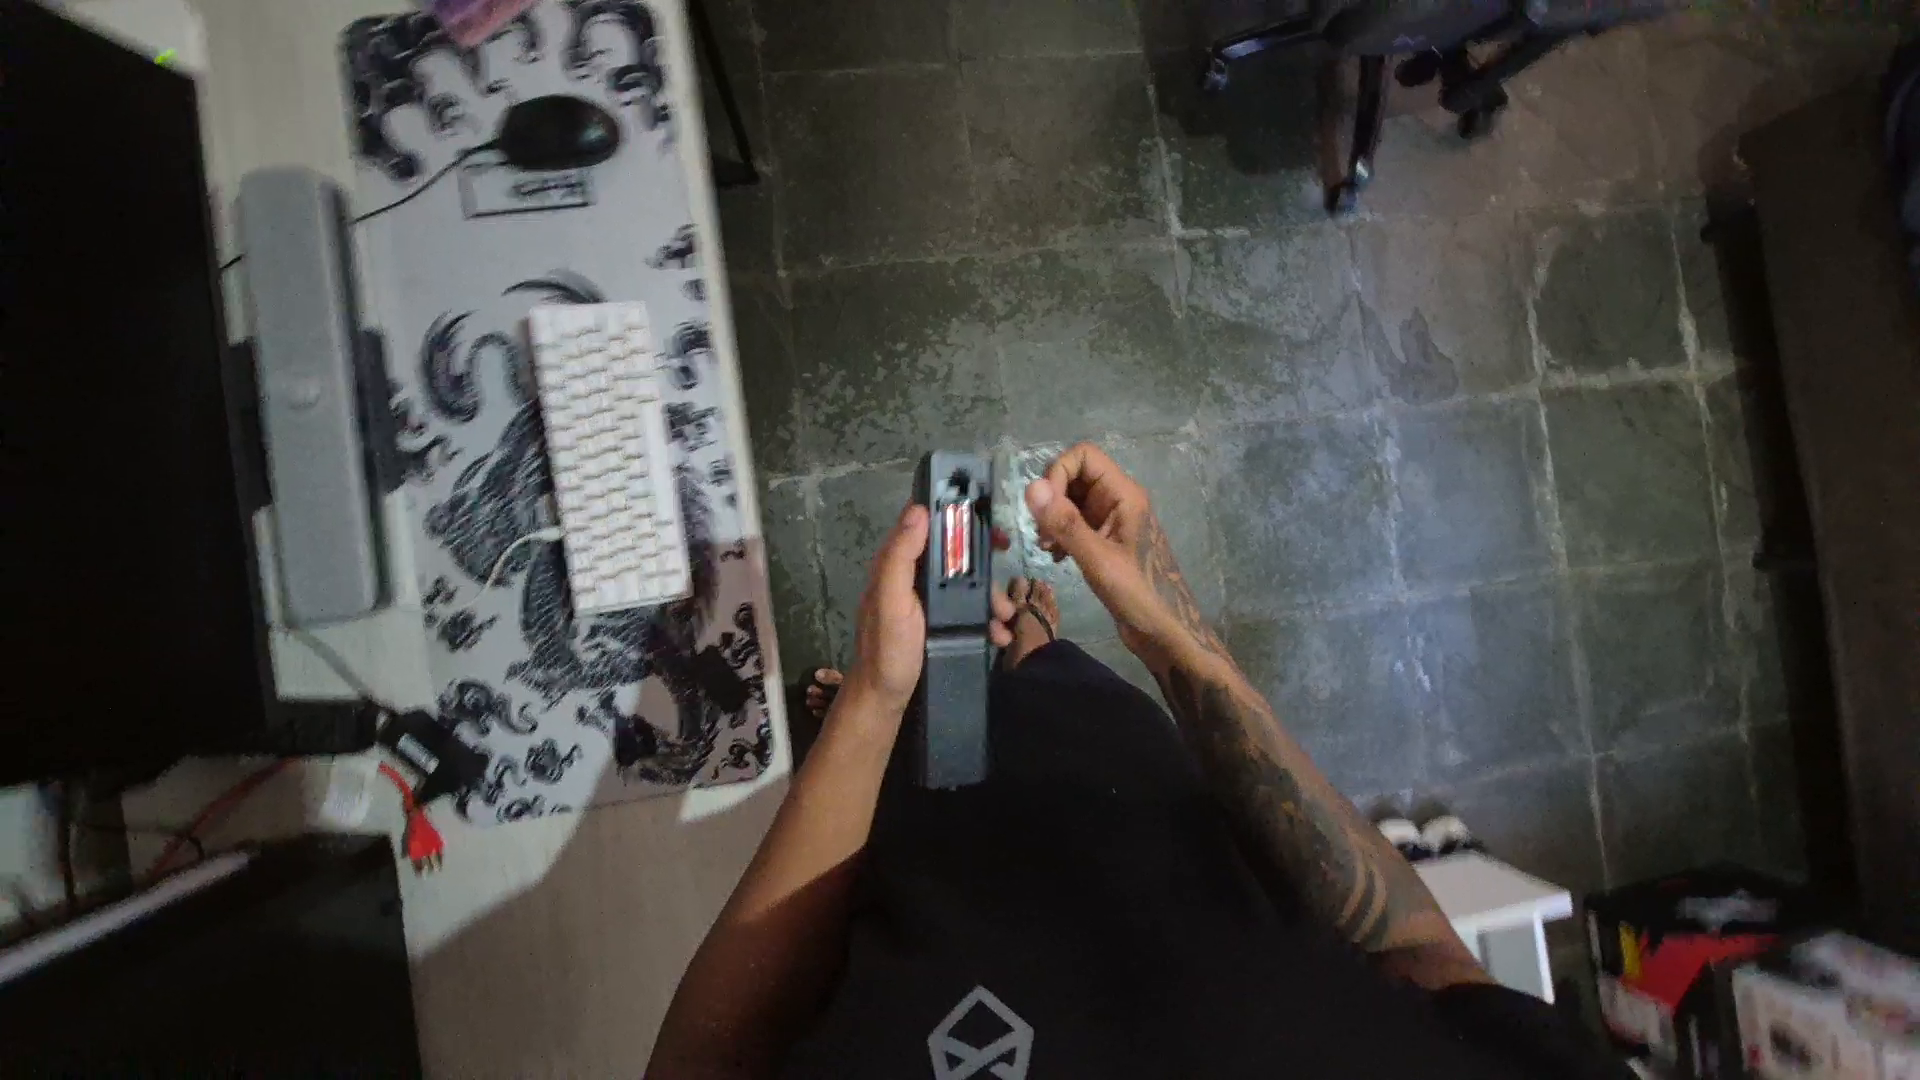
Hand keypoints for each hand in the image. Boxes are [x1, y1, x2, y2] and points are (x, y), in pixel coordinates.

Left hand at [841, 504, 1016, 717]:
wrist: (885, 698)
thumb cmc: (887, 648)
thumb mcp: (891, 600)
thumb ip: (901, 556)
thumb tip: (919, 510)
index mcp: (897, 563)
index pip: (924, 522)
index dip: (953, 513)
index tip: (984, 517)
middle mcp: (911, 576)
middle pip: (952, 552)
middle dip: (982, 557)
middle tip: (1006, 555)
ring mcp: (926, 600)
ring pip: (965, 582)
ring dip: (990, 594)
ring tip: (1006, 616)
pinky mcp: (938, 622)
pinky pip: (967, 609)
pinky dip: (986, 618)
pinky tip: (999, 634)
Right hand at [1025, 443, 1223, 672]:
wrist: (1166, 631)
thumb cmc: (1139, 594)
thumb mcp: (1098, 559)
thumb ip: (1065, 522)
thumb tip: (1031, 487)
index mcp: (1123, 495)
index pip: (1083, 455)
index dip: (1058, 473)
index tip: (1045, 508)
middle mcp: (1118, 500)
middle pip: (1075, 476)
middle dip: (1052, 498)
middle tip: (1043, 533)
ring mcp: (1112, 521)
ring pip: (1072, 500)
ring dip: (1053, 518)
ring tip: (1048, 547)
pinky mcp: (1106, 541)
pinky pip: (1076, 522)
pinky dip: (1061, 533)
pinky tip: (1057, 556)